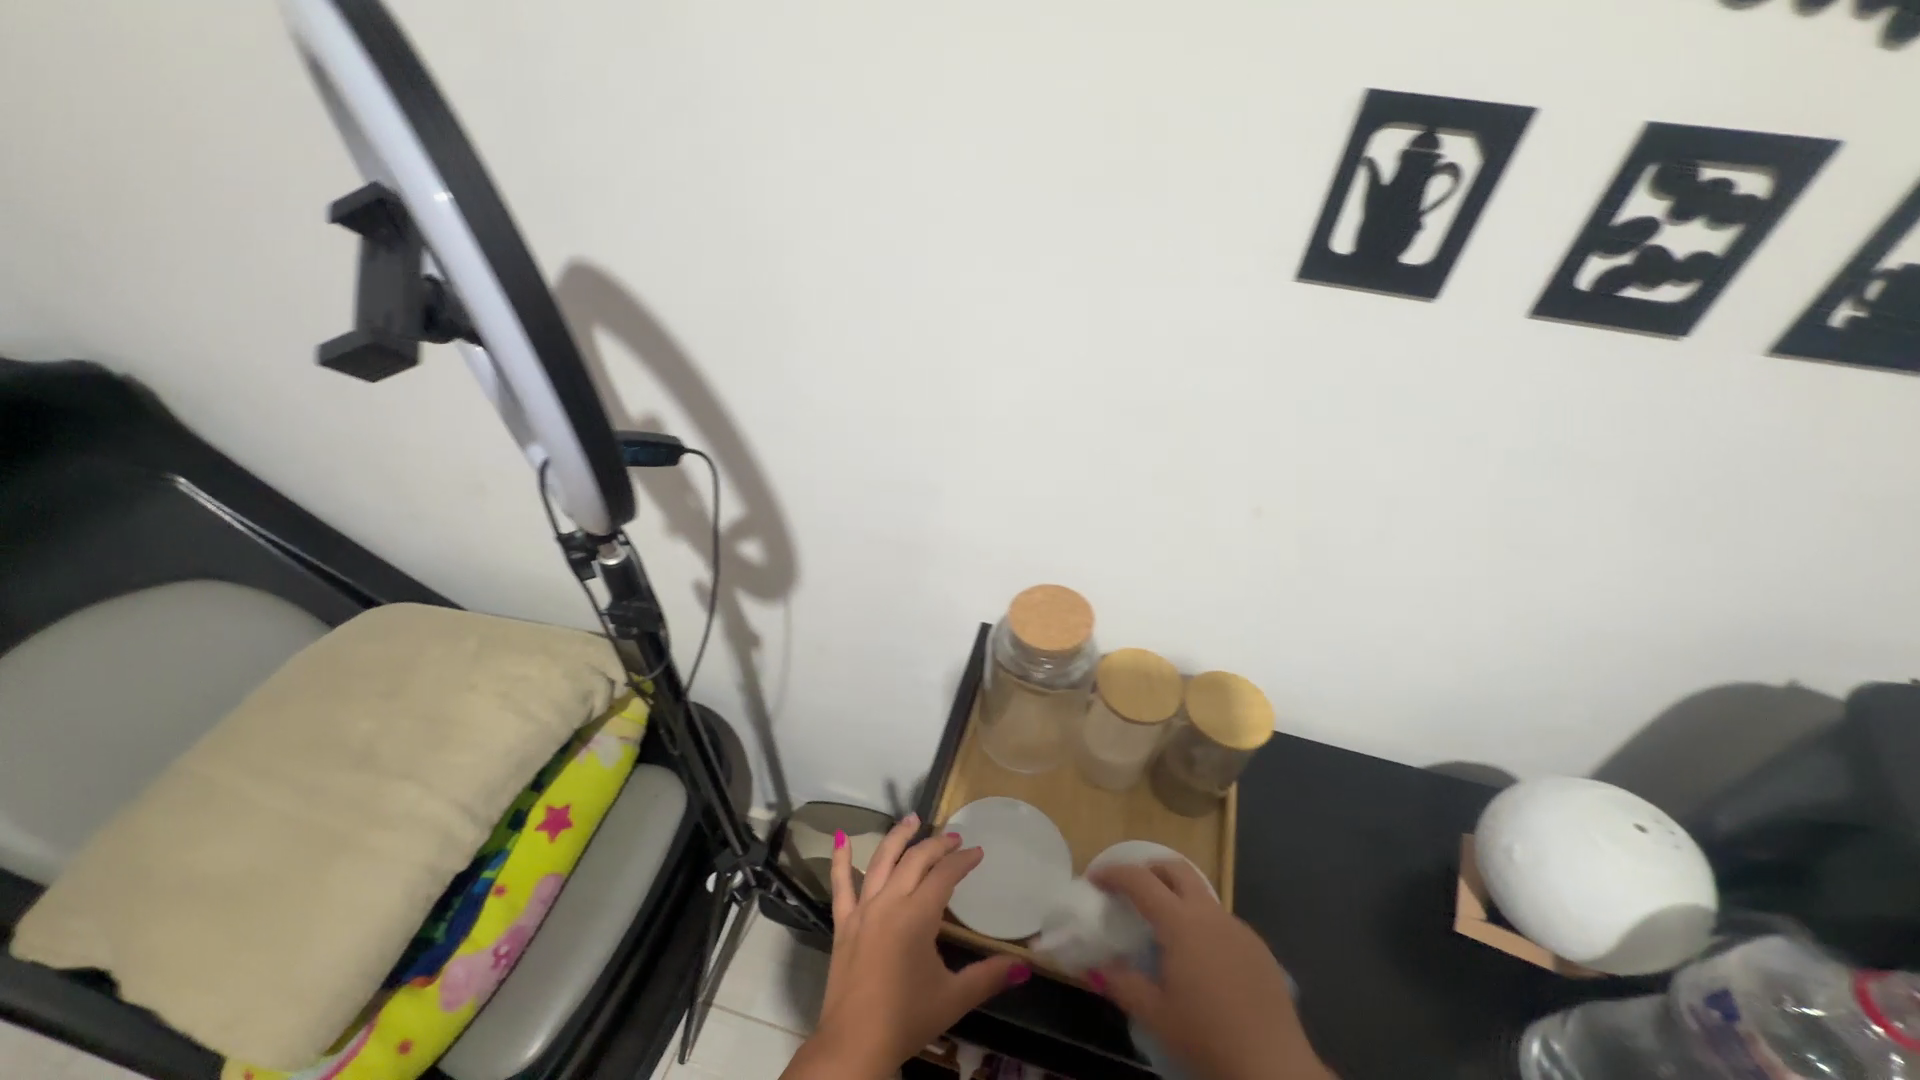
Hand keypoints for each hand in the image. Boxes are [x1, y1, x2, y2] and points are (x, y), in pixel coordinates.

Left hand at [780, 814, 1026, 1079]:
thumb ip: (989, 976)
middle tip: (954, 838)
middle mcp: (889, 903)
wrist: (854, 1043)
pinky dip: (840, 860)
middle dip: (936, 845)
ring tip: (912, 819)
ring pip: (880, 862)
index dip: (963, 861)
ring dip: (897, 838)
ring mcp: (862, 911)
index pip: (944, 875)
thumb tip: (1025, 967)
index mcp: (917, 916)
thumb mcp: (954, 998)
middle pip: (914, 861)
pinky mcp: (843, 924)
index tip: (978, 852)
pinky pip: (840, 885)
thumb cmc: (907, 1018)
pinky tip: (840, 838)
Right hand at [1090, 860, 1333, 1079]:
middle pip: (1176, 869)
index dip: (1114, 873)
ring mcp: (1239, 928)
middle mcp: (1210, 915)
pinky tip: (1199, 960)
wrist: (1272, 1066)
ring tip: (1162, 931)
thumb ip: (1122, 982)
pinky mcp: (1259, 947)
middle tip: (1128, 890)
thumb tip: (1099, 965)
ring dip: (1176, 897)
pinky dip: (1200, 923)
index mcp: (1181, 924)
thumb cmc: (1206, 1036)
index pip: (1140, 881)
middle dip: (1149, 869)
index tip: (1095, 879)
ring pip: (1201, 895)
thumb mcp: (1154, 1014)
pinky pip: (1222, 921)